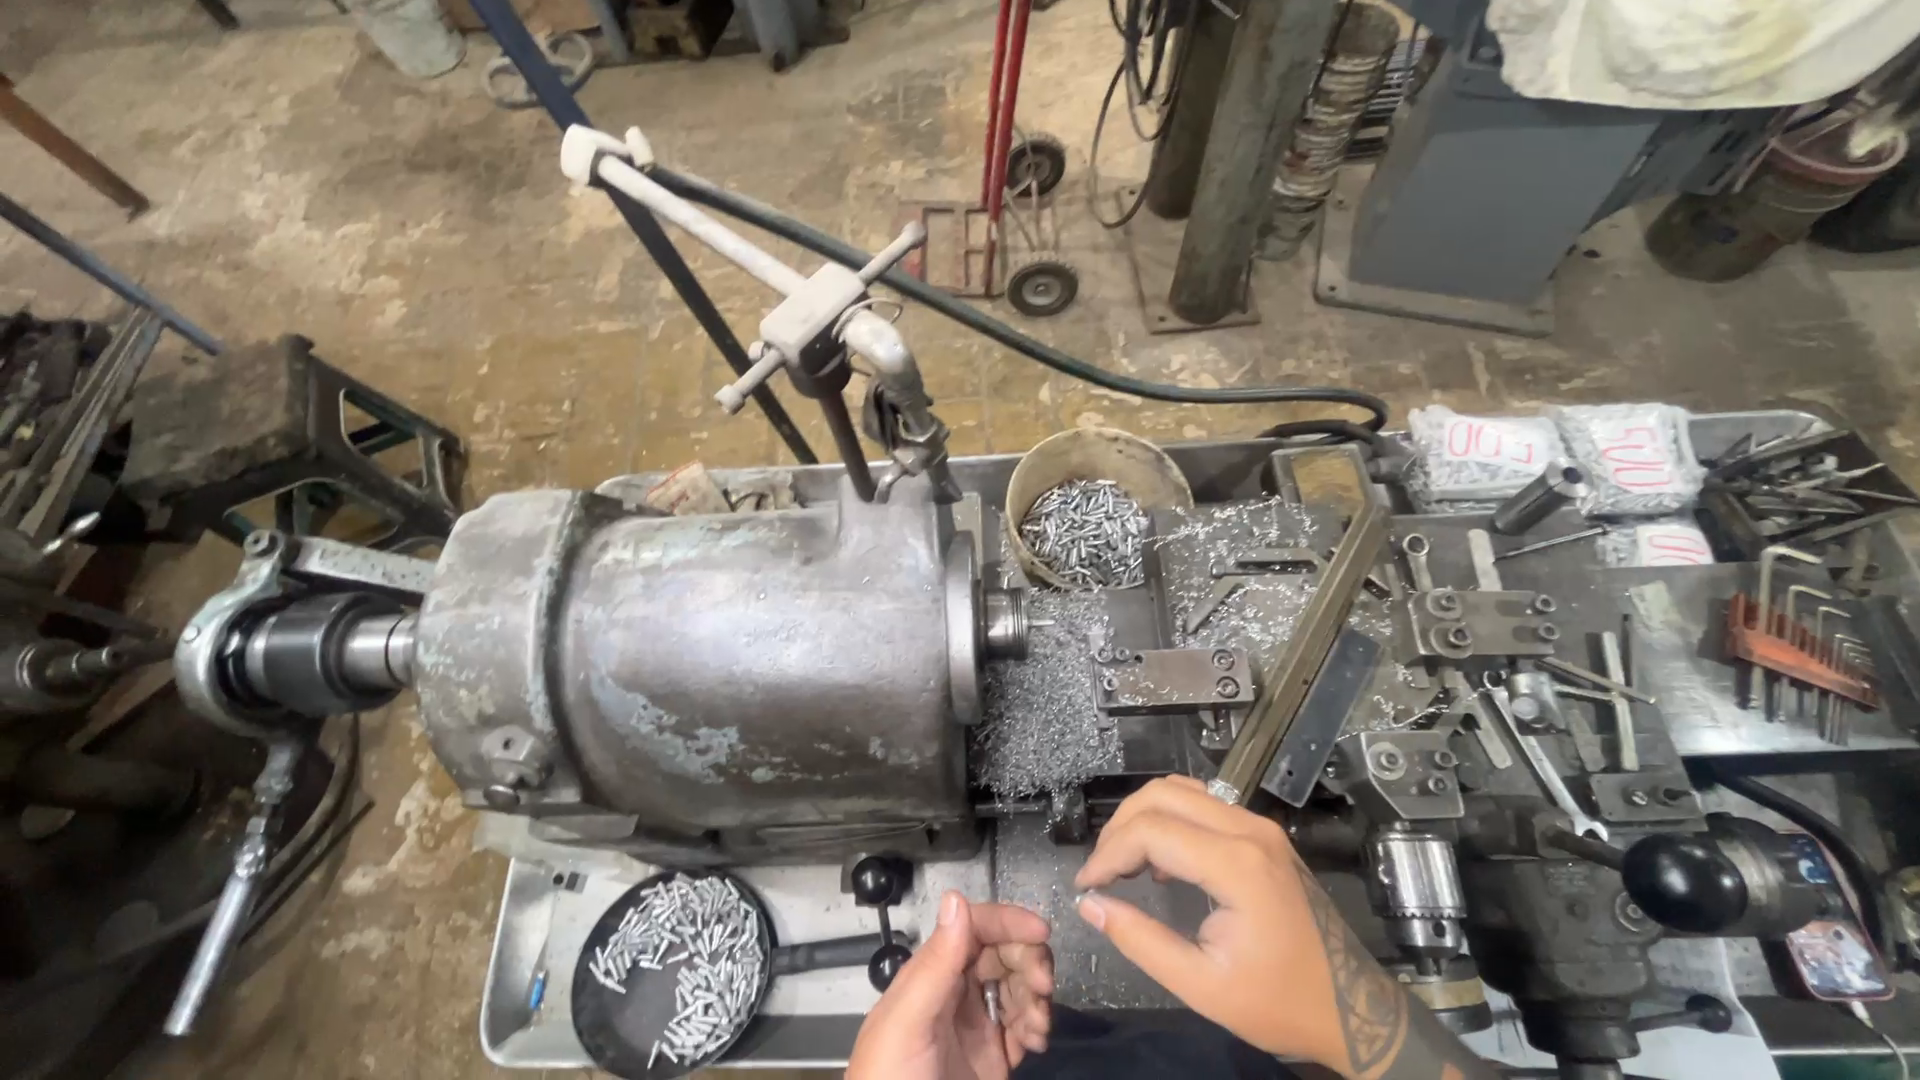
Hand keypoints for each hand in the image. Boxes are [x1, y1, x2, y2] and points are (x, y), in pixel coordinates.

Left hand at [847, 891, 1054, 1079]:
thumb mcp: (906, 1024)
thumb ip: (934, 965)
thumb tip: (957, 898)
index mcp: (929, 976)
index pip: (972, 928)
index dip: (1006, 922)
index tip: (1041, 930)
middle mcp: (953, 993)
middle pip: (1001, 952)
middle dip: (1029, 960)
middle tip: (1043, 987)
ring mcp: (973, 1026)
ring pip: (1016, 986)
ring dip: (1036, 996)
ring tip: (1038, 1028)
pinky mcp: (990, 1059)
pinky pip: (1021, 1025)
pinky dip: (1035, 1026)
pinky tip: (1035, 1043)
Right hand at [1072, 776, 1354, 1070]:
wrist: (1355, 1009)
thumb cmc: (1280, 1002)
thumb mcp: (1202, 986)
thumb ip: (1140, 940)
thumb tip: (1090, 904)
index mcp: (1237, 865)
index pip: (1151, 831)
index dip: (1109, 853)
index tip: (1087, 885)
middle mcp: (1249, 830)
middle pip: (1162, 795)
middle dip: (1120, 827)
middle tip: (1102, 870)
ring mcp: (1260, 828)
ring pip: (1182, 791)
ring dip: (1143, 816)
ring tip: (1124, 861)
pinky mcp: (1264, 835)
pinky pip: (1204, 804)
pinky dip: (1170, 818)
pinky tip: (1161, 861)